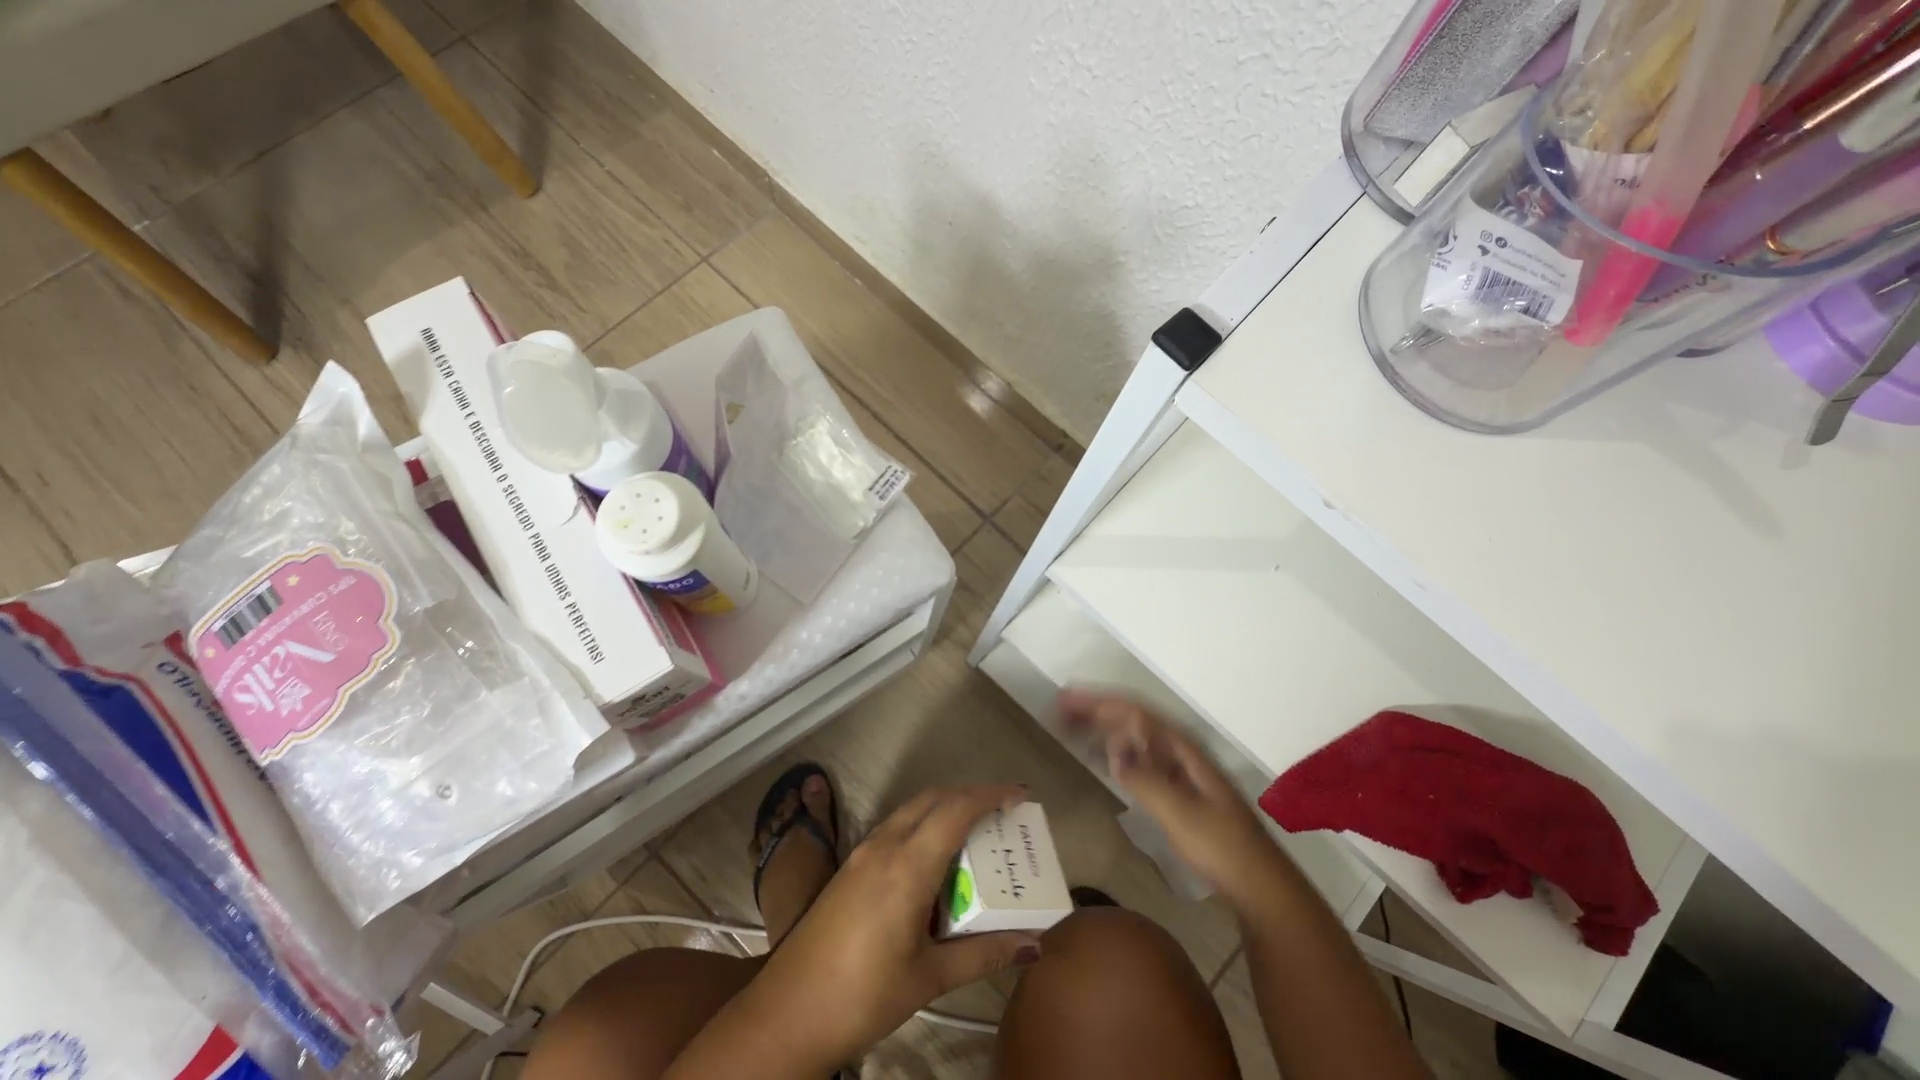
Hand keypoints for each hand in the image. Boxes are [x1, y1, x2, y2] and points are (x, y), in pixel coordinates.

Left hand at [727, 785, 1040, 1068]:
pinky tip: (935, 866)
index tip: (1021, 796)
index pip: (955, 810)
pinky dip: (922, 830)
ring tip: (977, 837)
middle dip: (970, 797)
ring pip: (909, 813)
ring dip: (943, 812)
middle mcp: (882, 848)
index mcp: (906, 866)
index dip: (991, 796)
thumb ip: (985, 953)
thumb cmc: (863, 995)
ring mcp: (859, 857)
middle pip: (931, 800)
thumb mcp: (930, 977)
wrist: (786, 1014)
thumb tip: (1035, 944)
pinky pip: (893, 831)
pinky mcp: (847, 871)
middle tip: (1004, 815)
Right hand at [1058, 689, 1284, 910]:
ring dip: (1105, 728)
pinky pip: (1142, 759)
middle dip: (1098, 711)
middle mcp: (1183, 753)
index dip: (1100, 703)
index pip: (1136, 713)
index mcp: (1184, 750)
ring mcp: (1183, 772)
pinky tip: (1103, 758)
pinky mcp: (1180, 792)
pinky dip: (1119, 752)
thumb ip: (1146, 779)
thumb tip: (1114, 750)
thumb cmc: (1221, 848)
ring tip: (1072, 727)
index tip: (1067, 699)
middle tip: (1060, 709)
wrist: (1258, 883)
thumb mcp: (1180, 814)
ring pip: (1137, 738)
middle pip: (1135, 720)